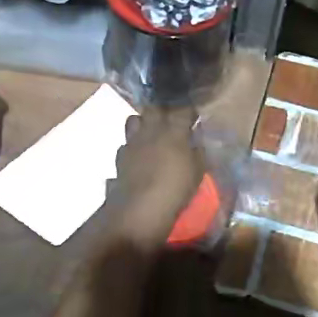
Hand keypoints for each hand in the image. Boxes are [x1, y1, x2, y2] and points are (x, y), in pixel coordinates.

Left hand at [104, 109, 203, 245]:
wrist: (141, 208)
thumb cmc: (176, 190)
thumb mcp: (197, 171)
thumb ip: (197, 151)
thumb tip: (196, 138)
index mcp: (174, 131)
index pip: (183, 109)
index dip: (188, 110)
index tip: (193, 116)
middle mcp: (152, 130)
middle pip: (154, 107)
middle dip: (163, 109)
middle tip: (170, 119)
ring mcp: (133, 142)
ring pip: (134, 119)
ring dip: (143, 122)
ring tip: (151, 133)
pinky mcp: (120, 156)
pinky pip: (126, 143)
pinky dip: (132, 146)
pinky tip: (138, 156)